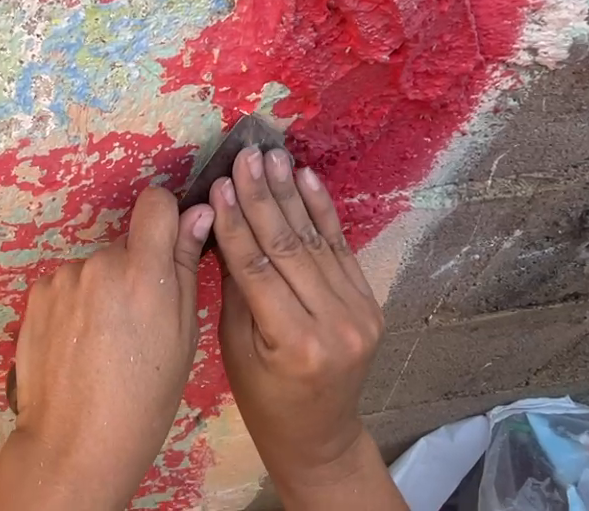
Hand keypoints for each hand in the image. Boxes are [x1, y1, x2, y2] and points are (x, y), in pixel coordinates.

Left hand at [0, 186, 213, 510]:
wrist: (74, 443)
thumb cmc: (144, 398)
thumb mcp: (182, 335)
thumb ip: (186, 265)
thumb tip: (198, 212)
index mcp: (144, 272)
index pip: (155, 202)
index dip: (165, 217)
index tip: (167, 242)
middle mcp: (101, 263)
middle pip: (125, 245)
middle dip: (133, 271)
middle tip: (135, 323)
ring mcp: (64, 276)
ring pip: (95, 269)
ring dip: (101, 290)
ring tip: (102, 342)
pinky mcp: (37, 292)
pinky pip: (66, 285)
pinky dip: (73, 305)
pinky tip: (76, 343)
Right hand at [212, 146, 404, 510]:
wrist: (319, 434)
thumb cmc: (263, 397)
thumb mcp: (234, 346)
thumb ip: (234, 284)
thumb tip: (221, 219)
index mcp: (295, 344)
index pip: (257, 269)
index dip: (236, 222)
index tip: (220, 182)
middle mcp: (334, 324)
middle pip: (289, 247)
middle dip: (262, 196)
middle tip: (247, 155)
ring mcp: (358, 311)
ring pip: (314, 239)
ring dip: (290, 193)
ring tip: (272, 155)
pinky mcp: (369, 301)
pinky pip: (341, 246)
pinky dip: (322, 209)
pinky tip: (306, 177)